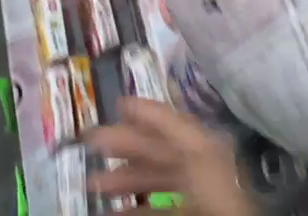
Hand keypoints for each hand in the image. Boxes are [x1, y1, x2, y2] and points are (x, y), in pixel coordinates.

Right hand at [86, 99, 253, 215]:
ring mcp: (195, 190)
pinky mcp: (191, 211)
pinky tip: (113, 212)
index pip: (170, 121)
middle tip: (91, 142)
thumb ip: (166, 125)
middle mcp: (199, 162)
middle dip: (123, 145)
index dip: (143, 110)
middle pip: (158, 149)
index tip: (115, 104)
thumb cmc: (216, 193)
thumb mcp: (194, 151)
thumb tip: (130, 102)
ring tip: (93, 183)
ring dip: (124, 179)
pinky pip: (161, 205)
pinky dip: (137, 206)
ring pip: (155, 178)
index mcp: (203, 144)